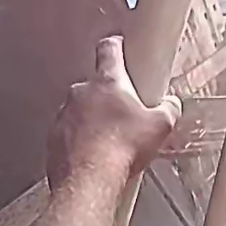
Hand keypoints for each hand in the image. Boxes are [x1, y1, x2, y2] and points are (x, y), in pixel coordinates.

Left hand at [48, 36, 179, 188]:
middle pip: (95, 86)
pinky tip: (92, 157)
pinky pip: (68, 134)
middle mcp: (81, 93)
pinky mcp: (53, 138)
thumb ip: (168, 110)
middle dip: (107, 97)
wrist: (90, 179)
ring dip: (91, 121)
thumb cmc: (122, 148)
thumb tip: (172, 105)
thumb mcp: (159, 127)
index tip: (118, 45)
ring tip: (108, 142)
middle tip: (122, 115)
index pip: (109, 51)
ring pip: (79, 111)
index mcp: (108, 83)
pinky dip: (78, 142)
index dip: (115, 46)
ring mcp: (64, 115)